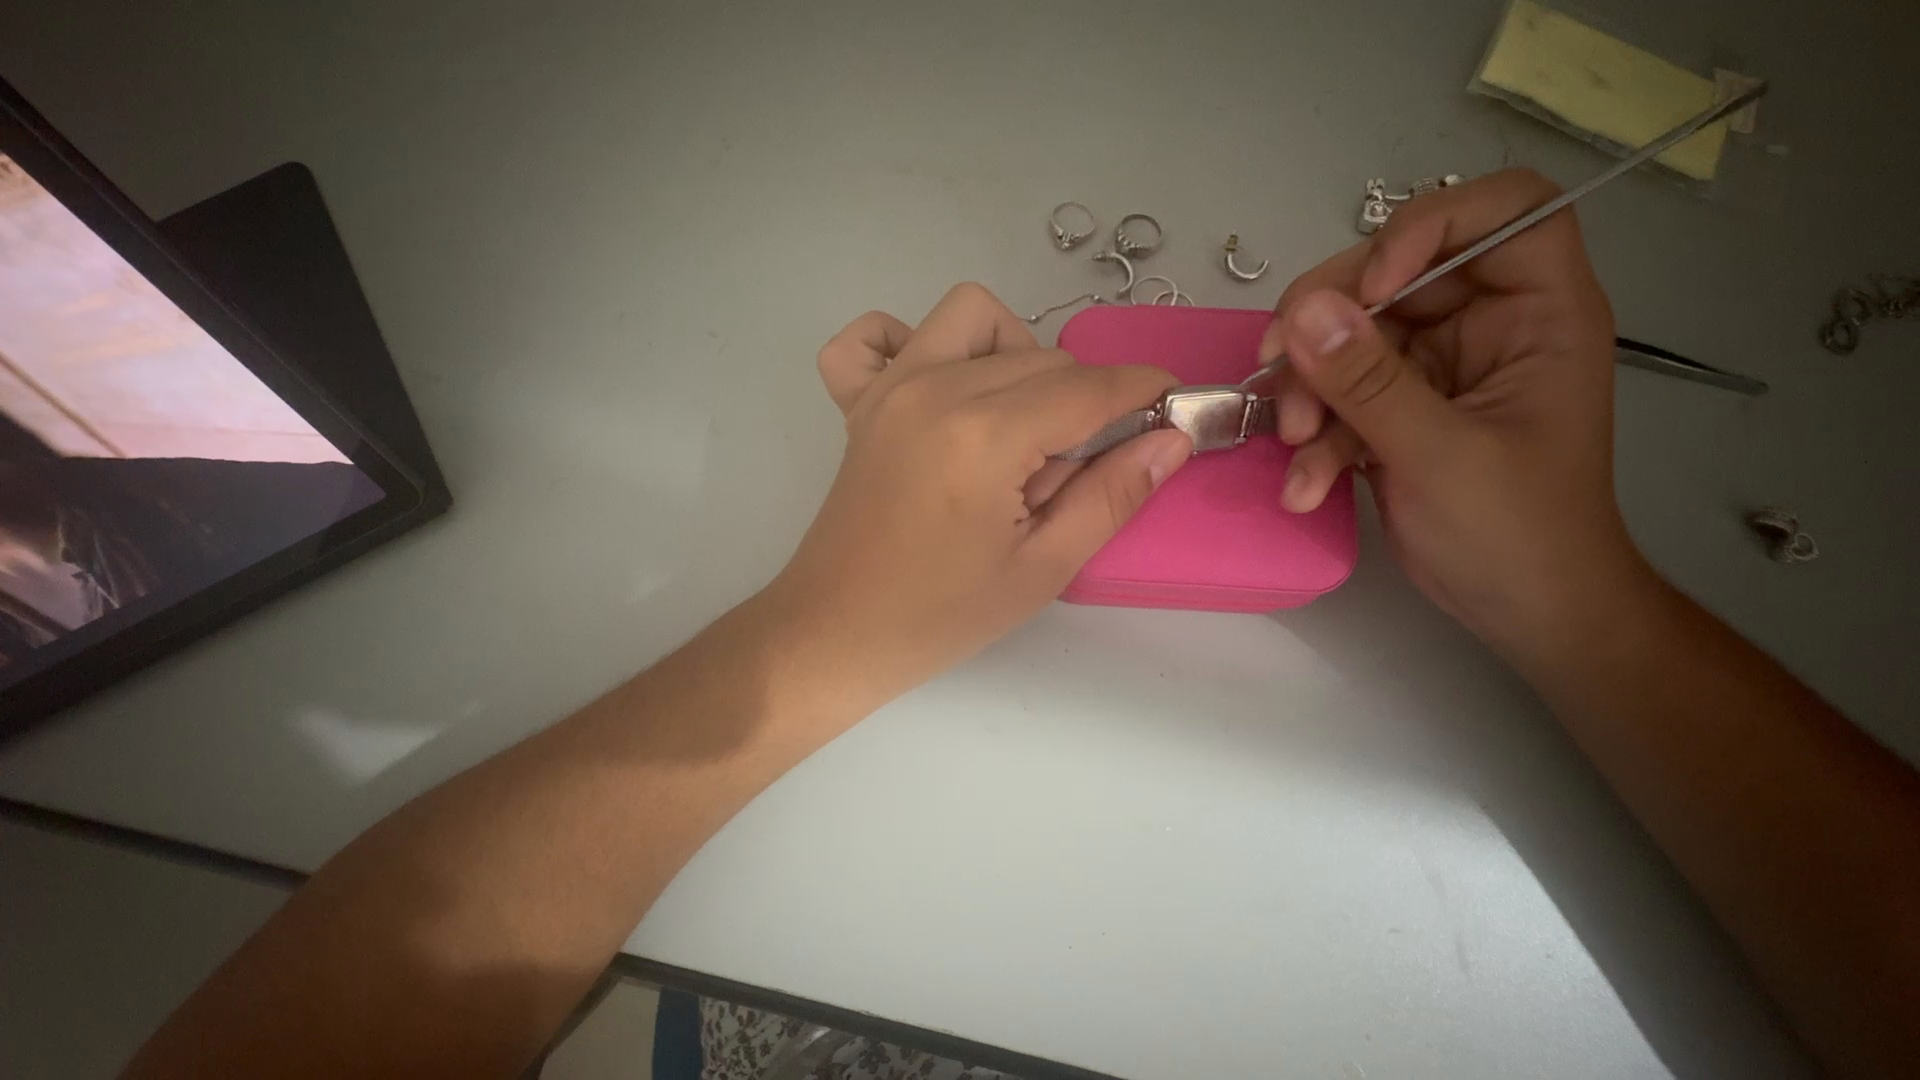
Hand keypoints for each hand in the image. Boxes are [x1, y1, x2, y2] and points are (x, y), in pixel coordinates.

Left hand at [764, 283, 1191, 711]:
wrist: (836, 632)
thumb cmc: (941, 616)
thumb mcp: (1043, 569)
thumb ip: (1112, 495)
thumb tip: (1171, 439)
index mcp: (986, 436)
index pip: (1089, 388)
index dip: (1145, 390)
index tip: (1175, 406)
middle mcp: (935, 388)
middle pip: (1043, 357)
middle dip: (1084, 398)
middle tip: (1074, 470)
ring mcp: (889, 387)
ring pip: (974, 317)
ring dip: (1015, 352)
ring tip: (1018, 421)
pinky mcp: (859, 401)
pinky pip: (877, 334)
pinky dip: (912, 341)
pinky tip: (940, 387)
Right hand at [1262, 169, 1649, 653]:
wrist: (1519, 609)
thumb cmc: (1516, 532)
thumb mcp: (1439, 453)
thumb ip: (1368, 381)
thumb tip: (1303, 312)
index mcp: (1536, 313)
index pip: (1503, 211)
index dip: (1431, 226)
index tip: (1372, 286)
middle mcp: (1483, 325)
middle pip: (1392, 274)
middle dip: (1327, 325)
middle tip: (1277, 367)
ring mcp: (1433, 368)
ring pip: (1348, 338)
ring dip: (1308, 390)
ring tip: (1292, 443)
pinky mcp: (1394, 409)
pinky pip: (1337, 395)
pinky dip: (1314, 436)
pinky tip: (1307, 485)